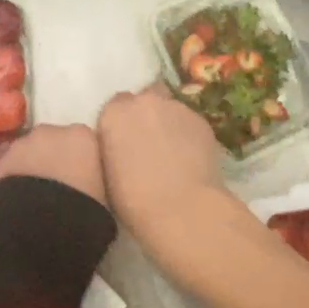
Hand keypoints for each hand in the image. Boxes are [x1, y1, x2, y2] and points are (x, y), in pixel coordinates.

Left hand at [0, 124, 106, 206]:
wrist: (43, 226)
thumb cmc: (84, 210)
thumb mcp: (103, 195)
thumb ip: (95, 181)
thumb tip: (90, 187)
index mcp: (82, 136)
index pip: (84, 141)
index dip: (82, 159)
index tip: (82, 177)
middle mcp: (51, 132)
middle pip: (54, 141)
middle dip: (54, 157)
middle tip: (58, 184)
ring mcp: (21, 145)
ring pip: (29, 152)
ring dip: (32, 166)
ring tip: (35, 196)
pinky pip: (10, 168)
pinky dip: (14, 179)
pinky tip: (18, 201)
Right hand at [96, 84, 232, 239]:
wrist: (181, 208)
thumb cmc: (133, 199)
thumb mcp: (106, 170)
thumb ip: (112, 145)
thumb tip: (123, 144)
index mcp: (115, 113)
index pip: (116, 105)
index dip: (122, 122)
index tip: (124, 141)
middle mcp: (145, 102)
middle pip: (145, 100)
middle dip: (146, 116)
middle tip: (149, 144)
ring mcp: (177, 108)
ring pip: (170, 110)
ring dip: (168, 124)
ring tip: (172, 154)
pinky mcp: (202, 121)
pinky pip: (190, 123)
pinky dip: (188, 135)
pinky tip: (190, 159)